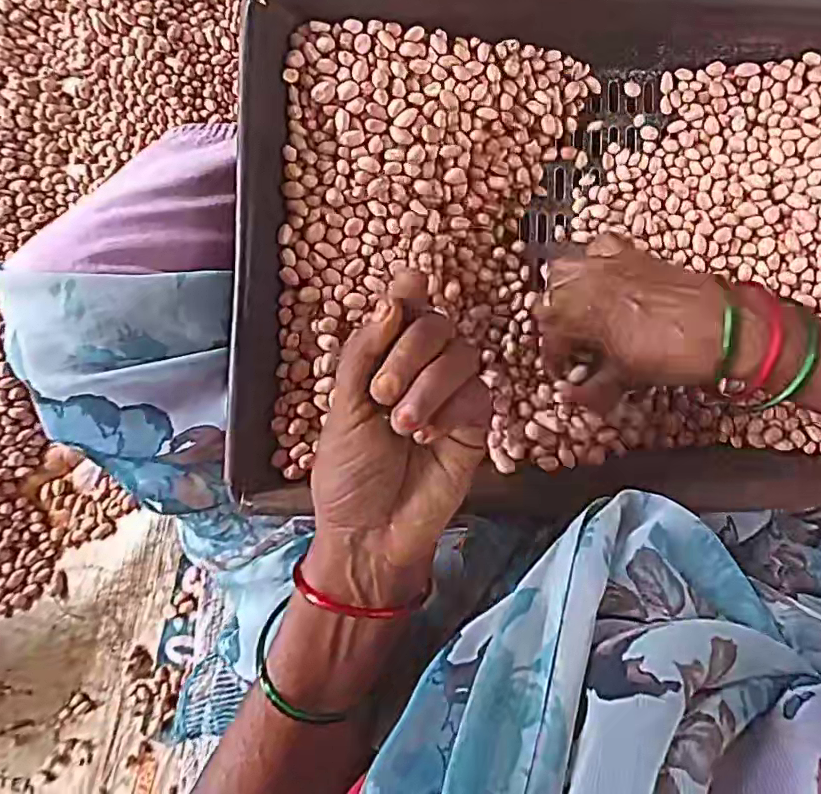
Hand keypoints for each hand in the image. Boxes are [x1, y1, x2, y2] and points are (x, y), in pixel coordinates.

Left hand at [307, 270, 490, 606]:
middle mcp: (420, 369)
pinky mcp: (474, 422)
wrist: (370, 534)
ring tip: (403, 425)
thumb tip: (392, 299)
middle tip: (382, 394)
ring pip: (462, 354)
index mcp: (384, 359)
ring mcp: (450, 394)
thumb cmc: (348, 472)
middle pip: (436, 324)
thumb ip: (365, 353)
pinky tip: (429, 436)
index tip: (408, 287)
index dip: (409, 293)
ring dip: (429, 385)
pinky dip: (451, 409)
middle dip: (410, 351)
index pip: (404, 309)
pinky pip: (478, 392)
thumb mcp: (342, 408)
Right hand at [536, 234, 731, 411]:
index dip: (554, 359)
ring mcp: (609, 262)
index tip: (563, 372)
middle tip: (573, 345)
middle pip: (550, 299)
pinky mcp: (632, 254)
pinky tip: (605, 280)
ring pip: (567, 270)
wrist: (724, 328)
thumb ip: (592, 386)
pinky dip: (595, 263)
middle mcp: (588, 280)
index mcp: (579, 310)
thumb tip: (572, 394)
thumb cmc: (675, 353)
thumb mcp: (627, 377)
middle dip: (556, 323)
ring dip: (567, 292)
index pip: (549, 335)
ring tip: (582, 314)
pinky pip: (599, 250)